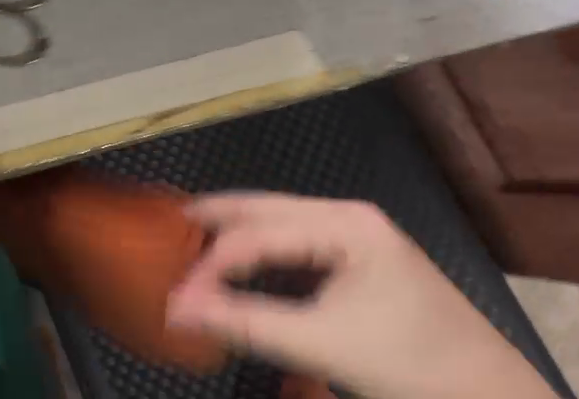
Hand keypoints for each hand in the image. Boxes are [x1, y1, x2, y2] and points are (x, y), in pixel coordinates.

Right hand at [167, 193, 558, 398]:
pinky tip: (233, 268)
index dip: (210, 263)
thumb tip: (174, 310)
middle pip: (256, 209)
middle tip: (161, 244)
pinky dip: (255, 250)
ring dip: (228, 237)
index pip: (254, 234)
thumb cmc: (418, 370)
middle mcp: (347, 214)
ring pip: (269, 219)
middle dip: (208, 227)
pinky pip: (289, 238)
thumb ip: (245, 324)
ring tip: (189, 256)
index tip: (178, 293)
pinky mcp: (357, 251)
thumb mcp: (326, 347)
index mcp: (346, 225)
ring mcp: (355, 230)